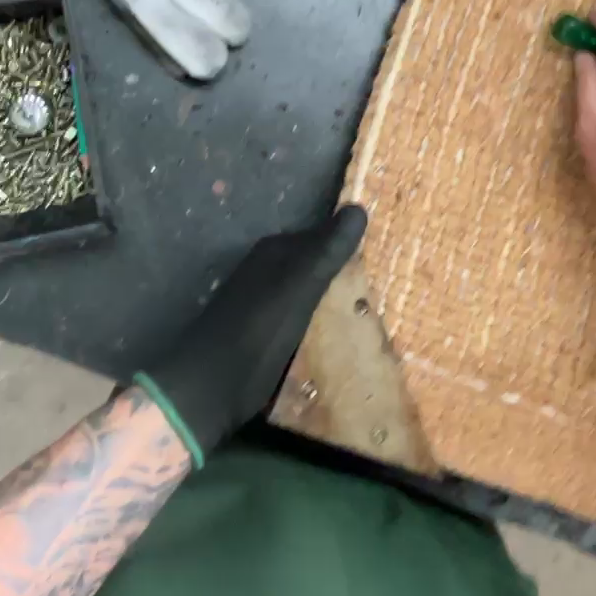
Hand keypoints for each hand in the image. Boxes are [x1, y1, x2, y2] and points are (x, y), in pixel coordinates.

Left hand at [136, 205, 366, 461]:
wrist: (208, 388)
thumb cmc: (257, 333)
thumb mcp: (298, 288)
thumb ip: (325, 251)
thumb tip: (358, 208)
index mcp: (274, 253)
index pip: (320, 235)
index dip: (348, 240)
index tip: (385, 248)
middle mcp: (264, 270)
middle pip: (312, 263)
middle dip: (343, 269)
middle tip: (386, 282)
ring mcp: (259, 302)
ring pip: (306, 290)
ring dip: (332, 298)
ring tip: (371, 310)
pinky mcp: (259, 332)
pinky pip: (298, 316)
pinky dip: (317, 320)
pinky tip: (336, 335)